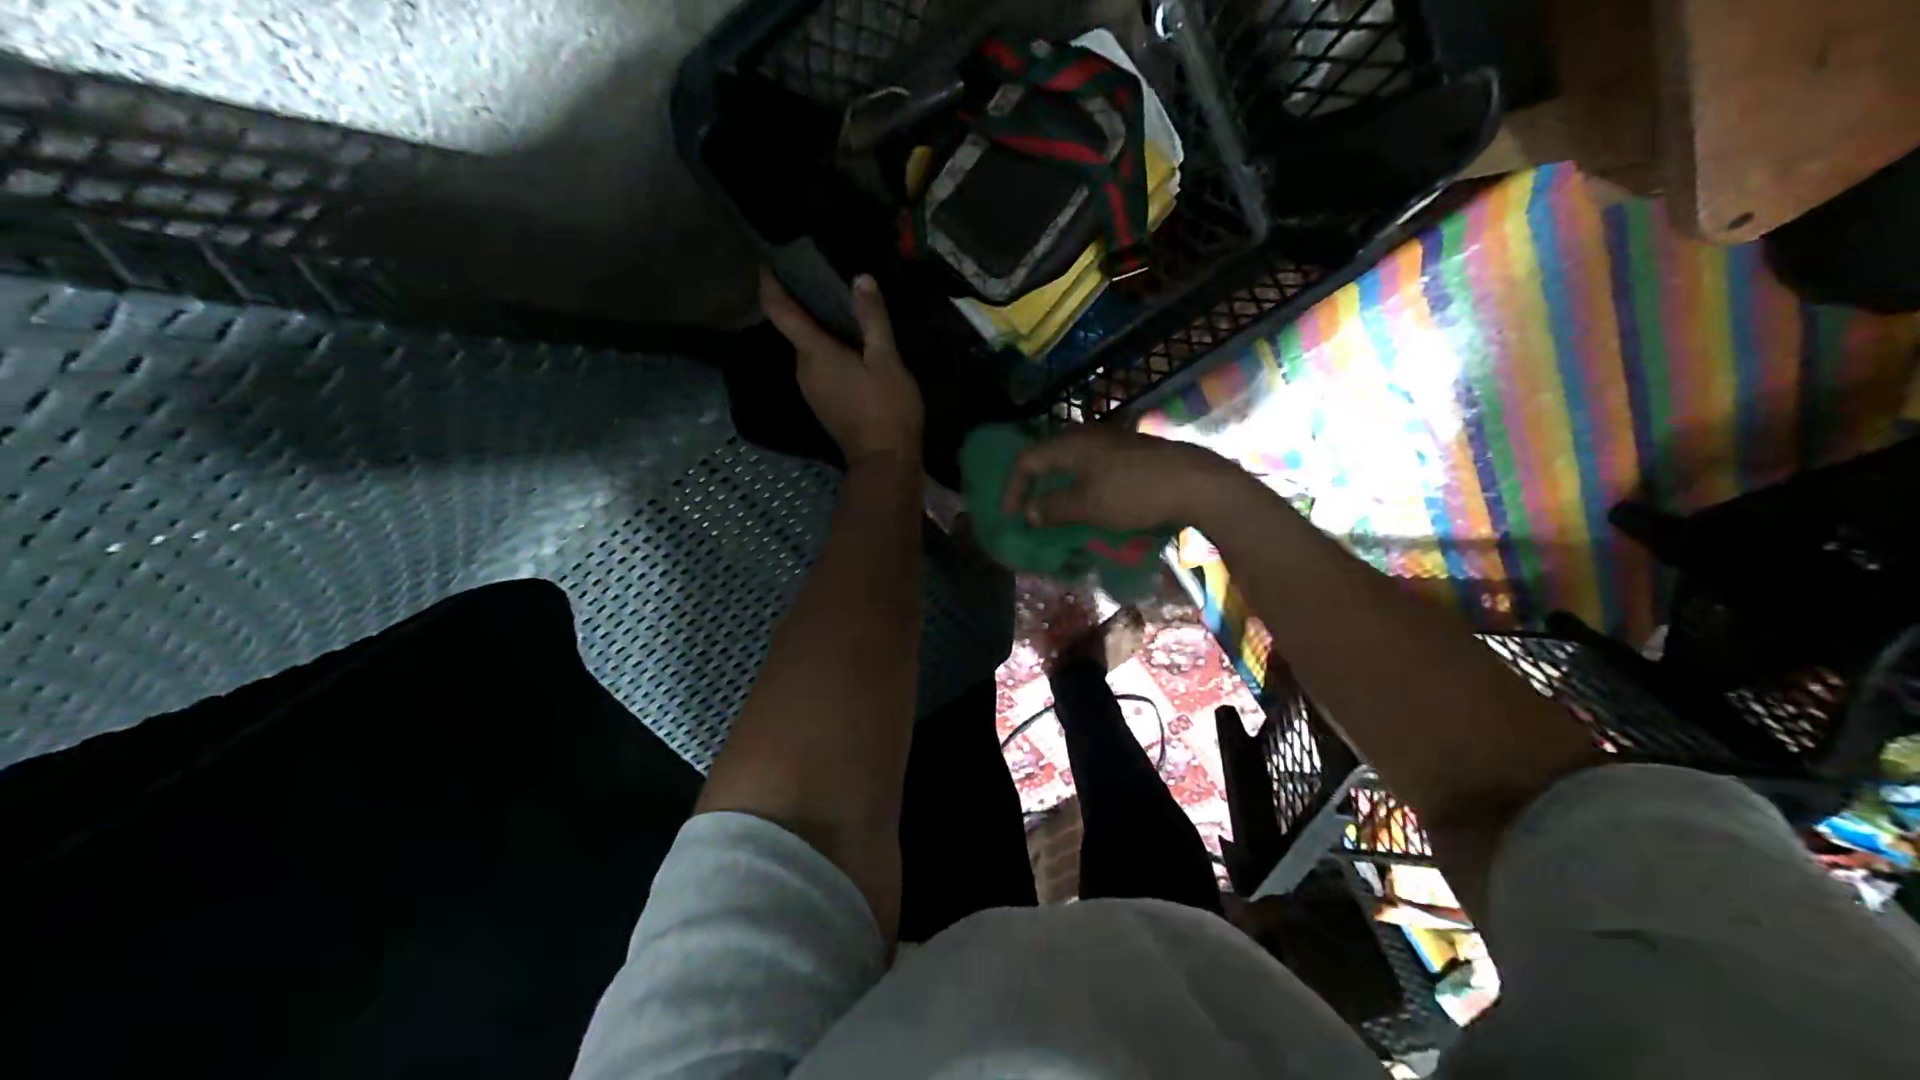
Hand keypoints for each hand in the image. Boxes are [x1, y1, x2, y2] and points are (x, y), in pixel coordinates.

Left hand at [760, 268, 923, 469]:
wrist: (885, 461)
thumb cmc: (887, 408)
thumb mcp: (887, 360)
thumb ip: (872, 319)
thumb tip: (860, 278)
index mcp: (814, 354)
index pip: (781, 312)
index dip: (770, 286)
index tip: (767, 263)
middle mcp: (804, 370)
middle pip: (795, 330)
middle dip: (805, 306)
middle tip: (824, 281)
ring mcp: (811, 390)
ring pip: (809, 351)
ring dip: (819, 331)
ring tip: (842, 311)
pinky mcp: (823, 404)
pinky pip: (819, 368)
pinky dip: (828, 352)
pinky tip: (851, 348)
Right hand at [1002, 426, 1248, 530]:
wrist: (1196, 483)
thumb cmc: (1135, 492)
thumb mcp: (1088, 505)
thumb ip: (1054, 508)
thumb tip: (1030, 512)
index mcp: (1072, 443)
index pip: (1027, 459)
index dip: (1013, 488)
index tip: (1012, 516)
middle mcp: (1089, 436)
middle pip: (1049, 457)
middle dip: (1034, 486)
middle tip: (1029, 512)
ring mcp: (1113, 443)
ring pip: (1072, 464)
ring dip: (1059, 489)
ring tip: (1056, 513)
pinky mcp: (1131, 454)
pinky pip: (1093, 469)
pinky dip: (1080, 488)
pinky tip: (1089, 505)